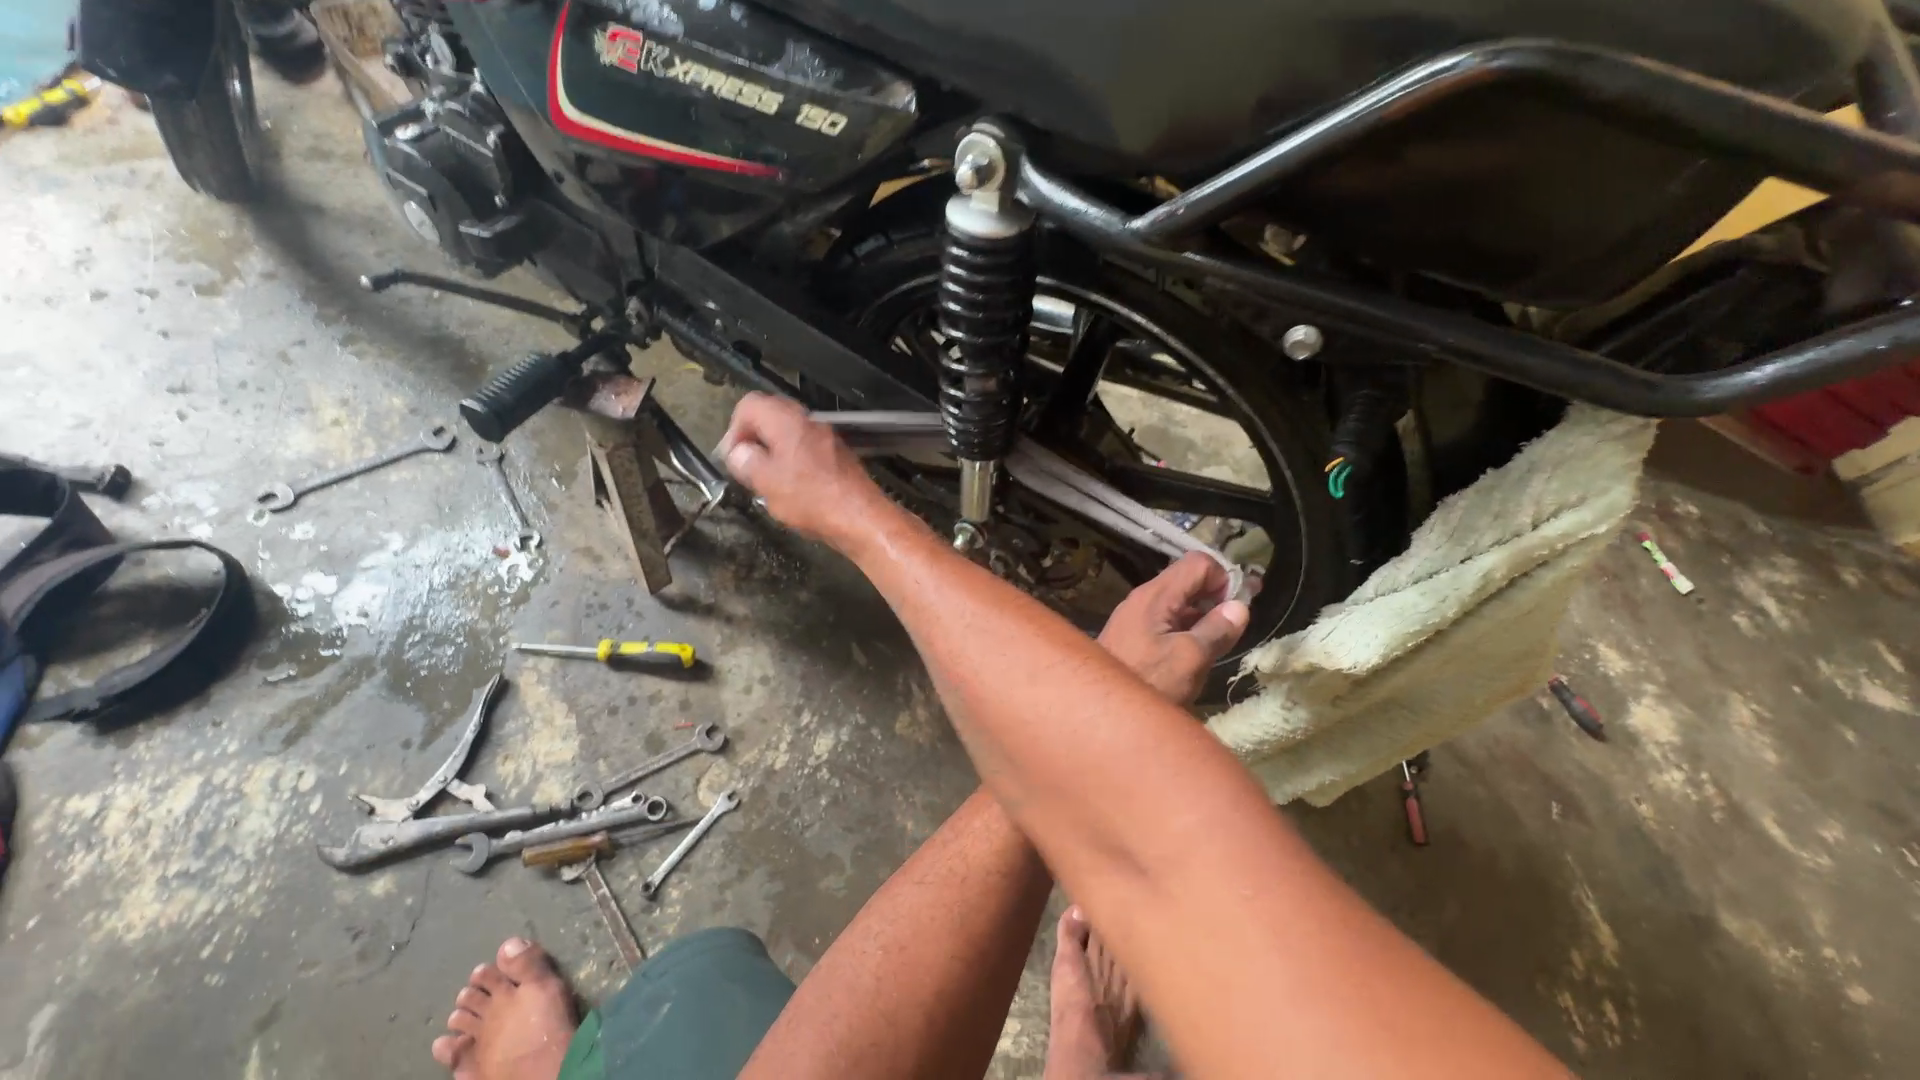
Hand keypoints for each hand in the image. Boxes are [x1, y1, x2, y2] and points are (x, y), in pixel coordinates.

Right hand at [717, 393, 898, 550]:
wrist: (861, 517)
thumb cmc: (810, 498)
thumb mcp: (766, 482)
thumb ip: (746, 462)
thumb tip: (738, 452)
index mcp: (786, 421)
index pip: (749, 404)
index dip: (734, 428)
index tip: (733, 457)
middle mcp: (808, 421)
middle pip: (769, 417)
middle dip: (753, 441)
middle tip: (747, 469)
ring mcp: (826, 438)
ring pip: (788, 435)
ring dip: (772, 454)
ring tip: (767, 483)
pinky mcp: (837, 456)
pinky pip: (806, 451)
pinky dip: (792, 463)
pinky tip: (792, 489)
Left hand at [1097, 552, 1250, 703]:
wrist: (1102, 711)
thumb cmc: (1147, 681)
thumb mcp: (1189, 659)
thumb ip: (1216, 630)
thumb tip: (1240, 607)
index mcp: (1156, 595)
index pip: (1198, 563)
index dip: (1224, 578)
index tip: (1237, 606)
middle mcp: (1144, 598)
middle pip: (1188, 580)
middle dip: (1217, 595)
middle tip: (1240, 619)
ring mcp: (1137, 617)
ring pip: (1179, 602)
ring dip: (1204, 614)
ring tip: (1223, 638)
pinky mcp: (1134, 636)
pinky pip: (1167, 621)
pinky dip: (1188, 628)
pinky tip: (1198, 650)